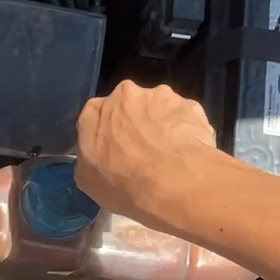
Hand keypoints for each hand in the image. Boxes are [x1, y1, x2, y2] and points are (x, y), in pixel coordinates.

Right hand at [74, 81, 222, 229]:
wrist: (176, 184)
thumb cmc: (124, 184)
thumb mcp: (88, 179)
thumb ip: (88, 155)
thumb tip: (97, 152)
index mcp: (98, 110)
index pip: (94, 113)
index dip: (103, 131)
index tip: (111, 149)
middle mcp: (127, 94)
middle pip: (127, 106)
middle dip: (133, 123)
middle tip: (141, 151)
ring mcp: (162, 97)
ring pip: (158, 108)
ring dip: (160, 125)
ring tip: (168, 155)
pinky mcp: (191, 105)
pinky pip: (183, 117)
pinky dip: (184, 130)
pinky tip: (187, 153)